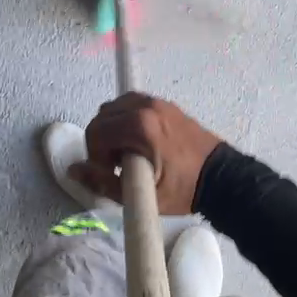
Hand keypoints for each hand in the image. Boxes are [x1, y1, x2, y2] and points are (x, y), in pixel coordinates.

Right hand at [73, 93, 223, 214]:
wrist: (222, 178)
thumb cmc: (183, 189)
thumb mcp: (142, 195)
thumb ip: (102, 183)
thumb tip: (73, 170)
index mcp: (139, 125)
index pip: (95, 132)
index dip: (95, 156)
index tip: (109, 174)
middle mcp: (145, 106)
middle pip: (102, 116)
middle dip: (101, 142)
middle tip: (116, 166)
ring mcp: (156, 102)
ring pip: (115, 108)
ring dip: (112, 130)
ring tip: (127, 154)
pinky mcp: (165, 104)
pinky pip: (132, 105)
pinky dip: (126, 121)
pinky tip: (139, 144)